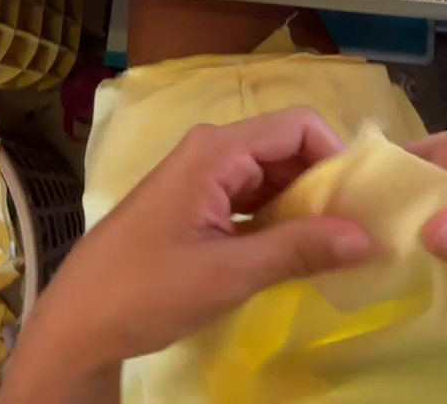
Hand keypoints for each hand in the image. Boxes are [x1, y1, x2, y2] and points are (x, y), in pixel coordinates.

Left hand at [1, 108, 373, 403]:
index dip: (335, 156)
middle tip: (356, 233)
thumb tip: (367, 236)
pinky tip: (297, 252)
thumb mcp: (229, 273)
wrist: (78, 320)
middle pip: (287, 148)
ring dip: (304, 206)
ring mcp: (204, 175)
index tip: (359, 205)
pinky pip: (252, 197)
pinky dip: (278, 219)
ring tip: (335, 248)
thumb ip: (299, 249)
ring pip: (272, 175)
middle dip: (324, 185)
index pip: (297, 126)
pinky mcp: (198, 201)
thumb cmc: (147, 288)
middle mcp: (214, 150)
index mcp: (218, 149)